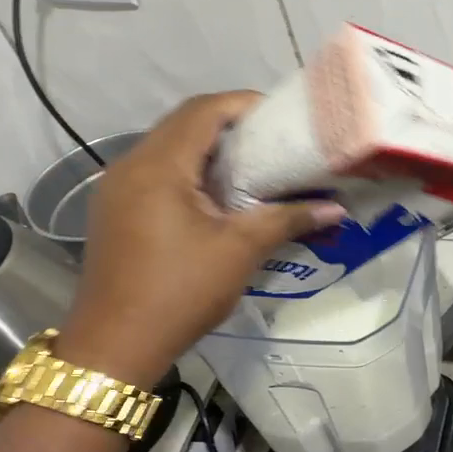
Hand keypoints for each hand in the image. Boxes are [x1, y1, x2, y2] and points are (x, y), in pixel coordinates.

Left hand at [55, 92, 344, 384]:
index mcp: (158, 166)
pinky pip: (158, 173)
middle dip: (232, 125)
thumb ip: (288, 219)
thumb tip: (337, 210)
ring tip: (257, 164)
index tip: (284, 116)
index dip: (245, 104)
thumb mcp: (241, 250)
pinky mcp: (116, 212)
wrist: (115, 347)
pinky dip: (193, 171)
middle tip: (277, 139)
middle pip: (184, 124)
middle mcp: (131, 166)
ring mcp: (118, 189)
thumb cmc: (180, 290)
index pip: (203, 111)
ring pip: (169, 148)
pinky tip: (222, 196)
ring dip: (212, 149)